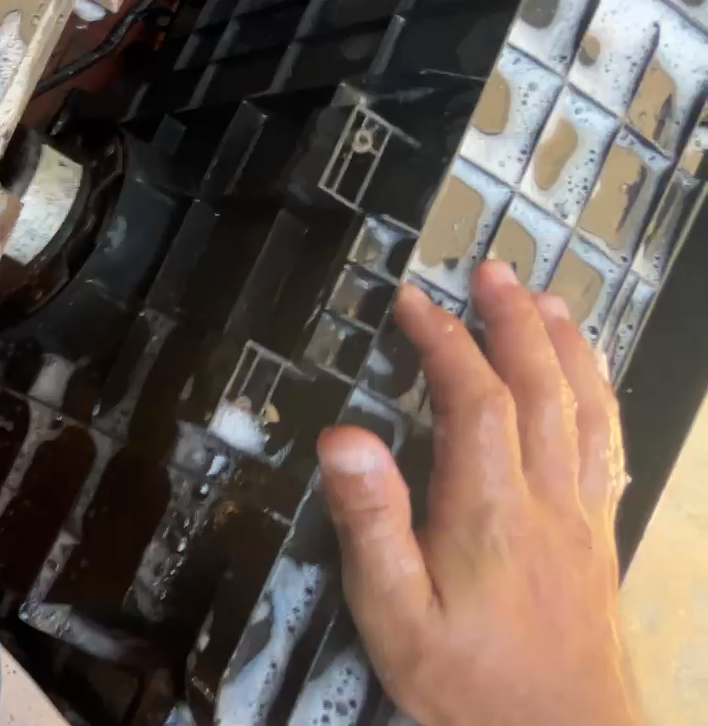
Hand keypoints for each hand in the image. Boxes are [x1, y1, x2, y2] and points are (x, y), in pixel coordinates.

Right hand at [316, 261, 636, 725]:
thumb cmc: (460, 674)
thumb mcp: (390, 602)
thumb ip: (368, 517)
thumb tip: (342, 433)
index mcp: (491, 509)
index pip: (475, 402)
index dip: (444, 342)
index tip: (411, 299)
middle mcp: (548, 502)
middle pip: (544, 394)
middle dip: (517, 325)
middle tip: (493, 273)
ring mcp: (582, 521)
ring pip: (587, 417)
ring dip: (568, 352)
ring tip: (550, 304)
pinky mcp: (595, 542)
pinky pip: (604, 452)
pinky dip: (598, 402)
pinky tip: (587, 387)